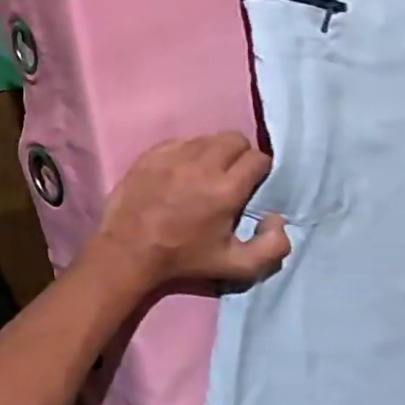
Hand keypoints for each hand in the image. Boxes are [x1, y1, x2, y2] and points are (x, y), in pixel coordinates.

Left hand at [91, 132, 288, 288]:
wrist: (128, 248)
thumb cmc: (183, 257)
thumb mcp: (240, 266)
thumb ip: (275, 246)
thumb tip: (276, 217)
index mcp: (225, 189)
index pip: (257, 158)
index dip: (261, 168)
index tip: (255, 182)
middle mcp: (198, 166)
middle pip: (232, 139)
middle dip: (240, 153)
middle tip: (234, 173)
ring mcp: (168, 159)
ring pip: (203, 138)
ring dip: (212, 150)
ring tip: (208, 170)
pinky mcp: (146, 158)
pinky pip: (175, 142)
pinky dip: (185, 150)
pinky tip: (182, 168)